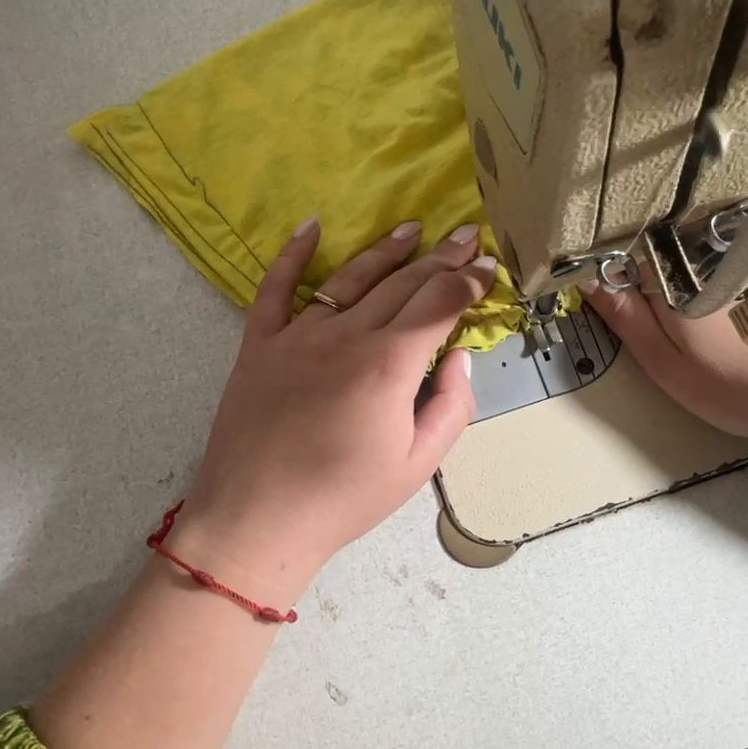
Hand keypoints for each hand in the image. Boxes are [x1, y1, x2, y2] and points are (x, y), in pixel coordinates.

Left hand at [170, 217, 493, 601]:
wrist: (257, 520)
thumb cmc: (345, 499)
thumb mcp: (418, 465)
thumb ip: (451, 406)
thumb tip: (460, 358)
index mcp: (389, 365)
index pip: (439, 304)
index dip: (469, 282)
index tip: (490, 267)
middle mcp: (346, 336)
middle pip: (402, 283)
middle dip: (441, 257)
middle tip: (467, 235)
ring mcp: (298, 336)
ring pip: (350, 279)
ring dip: (385, 250)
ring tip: (412, 228)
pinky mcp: (259, 345)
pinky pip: (275, 289)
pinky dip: (293, 256)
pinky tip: (311, 228)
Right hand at [586, 225, 747, 448]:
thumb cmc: (746, 387)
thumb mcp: (672, 370)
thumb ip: (628, 320)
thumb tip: (587, 278)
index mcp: (672, 270)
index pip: (619, 245)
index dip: (604, 256)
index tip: (595, 270)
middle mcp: (708, 238)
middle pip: (658, 222)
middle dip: (639, 235)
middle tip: (632, 258)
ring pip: (699, 212)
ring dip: (682, 219)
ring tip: (676, 242)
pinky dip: (735, 212)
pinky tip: (729, 226)